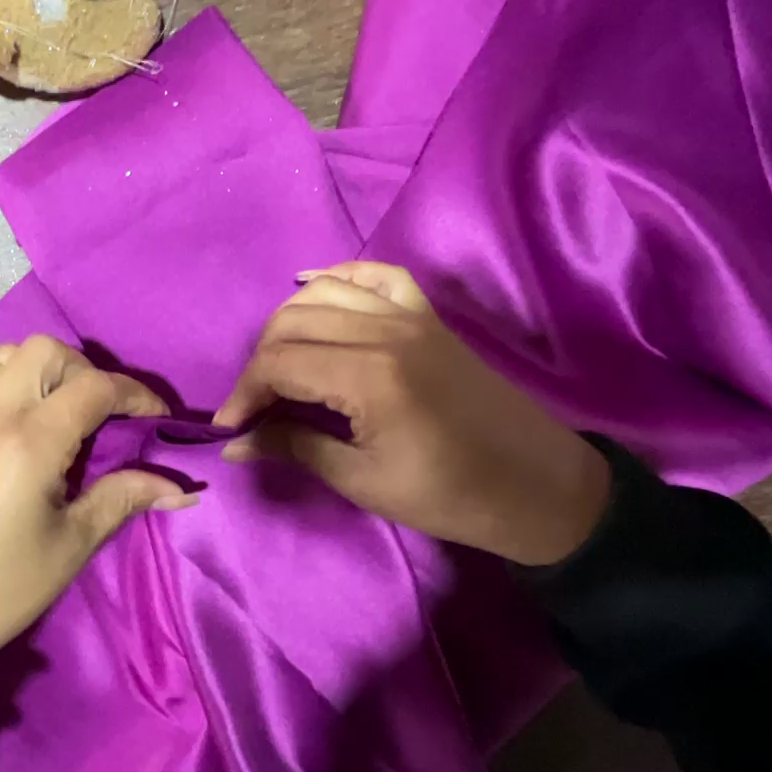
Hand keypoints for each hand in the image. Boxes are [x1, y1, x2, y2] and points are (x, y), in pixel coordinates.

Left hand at [0, 336, 197, 686]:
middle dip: (87, 371)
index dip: (135, 395)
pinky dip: (16, 382)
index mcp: (29, 443)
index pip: (93, 387)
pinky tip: (30, 427)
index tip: (157, 418)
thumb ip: (124, 498)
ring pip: (10, 355)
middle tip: (106, 415)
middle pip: (47, 351)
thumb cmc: (0, 589)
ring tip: (68, 416)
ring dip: (48, 371)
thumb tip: (180, 487)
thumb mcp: (71, 545)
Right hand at [216, 263, 609, 565]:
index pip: (277, 363)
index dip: (244, 393)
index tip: (231, 427)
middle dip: (259, 362)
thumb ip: (293, 448)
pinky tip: (316, 290)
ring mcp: (410, 316)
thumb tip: (233, 443)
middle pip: (290, 322)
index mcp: (369, 376)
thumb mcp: (363, 482)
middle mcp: (384, 331)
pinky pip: (375, 275)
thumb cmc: (450, 495)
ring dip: (287, 322)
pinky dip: (339, 277)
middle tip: (255, 405)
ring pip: (323, 293)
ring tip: (279, 363)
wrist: (540, 488)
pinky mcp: (428, 315)